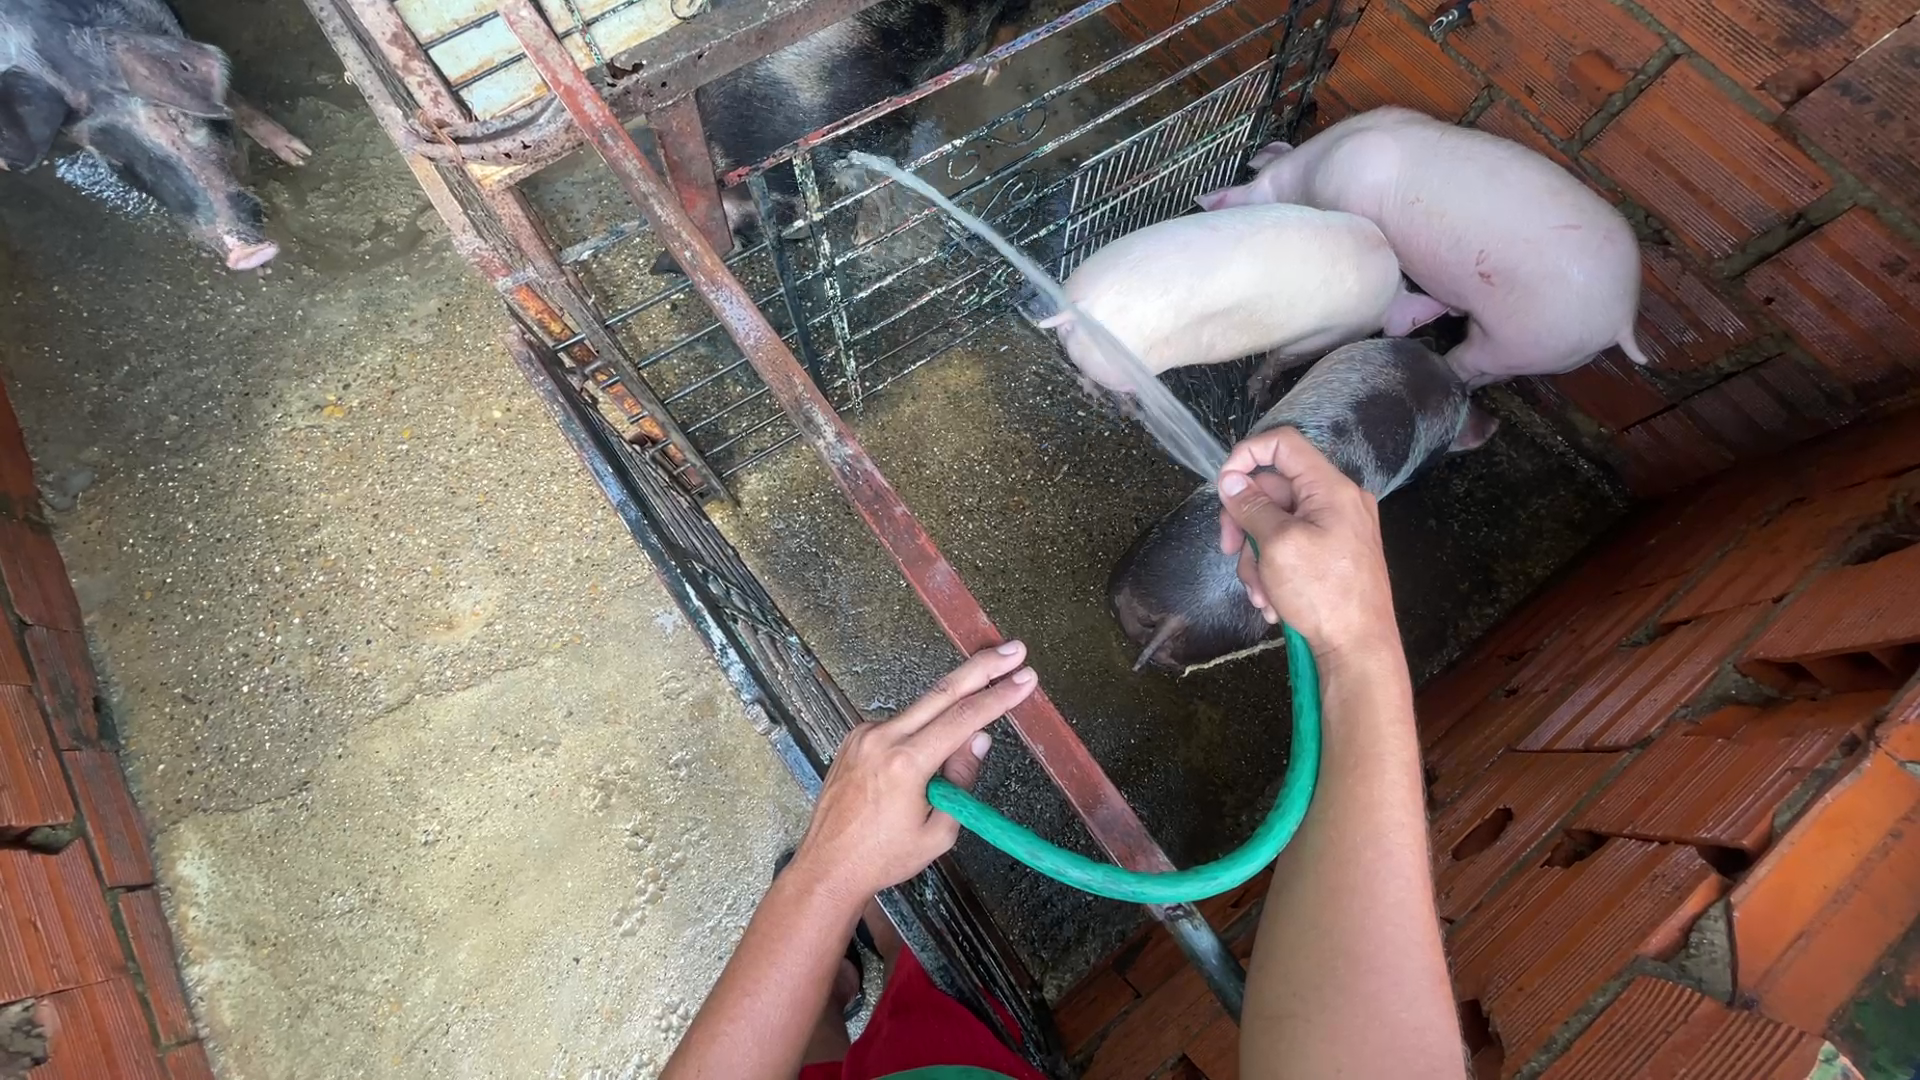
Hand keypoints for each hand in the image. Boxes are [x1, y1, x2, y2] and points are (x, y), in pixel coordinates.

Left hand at [788, 642, 1038, 905]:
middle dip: (983, 667)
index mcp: (906, 763)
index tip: (1026, 678)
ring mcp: (865, 733)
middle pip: (943, 691)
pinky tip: (925, 759)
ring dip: (954, 704)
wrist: (826, 866)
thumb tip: (979, 736)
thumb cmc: (884, 857)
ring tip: (978, 710)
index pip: (963, 719)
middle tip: (1015, 649)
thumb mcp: (937, 831)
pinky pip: (901, 724)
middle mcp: (883, 738)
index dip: (999, 696)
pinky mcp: (856, 736)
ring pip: (922, 709)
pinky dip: (922, 730)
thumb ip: (961, 779)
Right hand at [1216, 428, 1398, 670]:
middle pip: (1271, 490)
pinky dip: (1272, 570)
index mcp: (1329, 488)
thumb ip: (1251, 507)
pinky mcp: (1329, 554)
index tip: (1223, 487)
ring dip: (1256, 558)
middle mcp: (1335, 501)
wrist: (1358, 649)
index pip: (1283, 444)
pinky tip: (1272, 600)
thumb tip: (1230, 481)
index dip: (1246, 456)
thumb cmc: (1323, 594)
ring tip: (1260, 593)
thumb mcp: (1277, 545)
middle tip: (1229, 552)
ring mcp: (1334, 529)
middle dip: (1245, 524)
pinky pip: (1288, 547)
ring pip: (1273, 524)